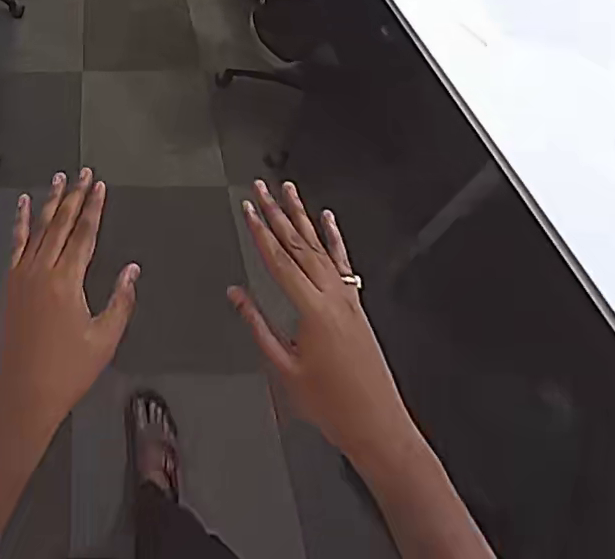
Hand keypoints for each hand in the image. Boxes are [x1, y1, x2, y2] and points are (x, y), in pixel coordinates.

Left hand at [0, 168, 138, 433]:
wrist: (23, 394)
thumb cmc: (67, 369)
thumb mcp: (105, 337)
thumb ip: (121, 299)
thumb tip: (131, 269)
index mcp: (67, 280)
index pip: (84, 233)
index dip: (93, 207)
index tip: (99, 186)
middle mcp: (42, 270)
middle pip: (62, 223)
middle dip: (75, 195)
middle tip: (84, 172)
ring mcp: (22, 275)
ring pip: (39, 228)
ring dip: (50, 201)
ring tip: (58, 178)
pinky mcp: (10, 284)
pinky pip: (16, 244)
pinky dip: (20, 222)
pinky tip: (23, 205)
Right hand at [229, 181, 415, 463]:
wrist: (378, 424)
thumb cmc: (332, 404)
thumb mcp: (285, 368)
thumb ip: (257, 326)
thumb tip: (236, 296)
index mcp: (313, 311)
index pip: (279, 260)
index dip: (261, 232)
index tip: (248, 209)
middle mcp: (332, 296)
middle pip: (299, 244)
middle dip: (277, 213)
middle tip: (261, 188)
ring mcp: (347, 297)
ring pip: (319, 246)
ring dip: (302, 216)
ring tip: (289, 192)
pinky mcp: (356, 303)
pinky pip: (342, 261)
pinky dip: (334, 238)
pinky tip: (327, 219)